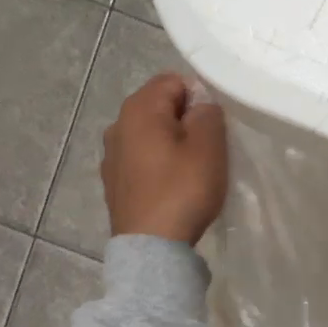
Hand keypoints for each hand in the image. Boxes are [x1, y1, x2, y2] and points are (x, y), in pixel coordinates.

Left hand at [101, 73, 228, 243]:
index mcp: (139, 108)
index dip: (200, 97)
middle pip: (158, 109)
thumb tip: (201, 104)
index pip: (173, 81)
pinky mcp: (113, 184)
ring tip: (190, 173)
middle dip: (184, 122)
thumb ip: (208, 114)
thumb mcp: (209, 147)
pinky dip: (157, 169)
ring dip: (170, 147)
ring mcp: (111, 156)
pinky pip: (141, 164)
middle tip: (208, 151)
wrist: (152, 246)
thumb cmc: (183, 190)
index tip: (216, 127)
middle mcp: (117, 124)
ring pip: (148, 138)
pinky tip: (171, 190)